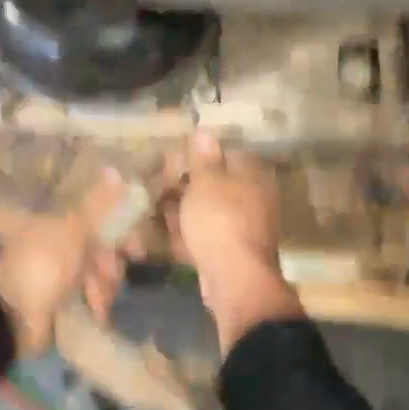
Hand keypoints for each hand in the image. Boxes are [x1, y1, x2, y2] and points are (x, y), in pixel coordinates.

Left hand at [0, 168, 129, 356]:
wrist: (10, 313)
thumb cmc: (44, 264)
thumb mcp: (74, 228)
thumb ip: (98, 203)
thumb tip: (113, 168)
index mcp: (58, 222)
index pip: (97, 218)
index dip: (120, 232)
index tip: (137, 250)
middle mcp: (57, 243)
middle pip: (96, 247)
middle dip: (110, 264)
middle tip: (112, 277)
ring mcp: (55, 273)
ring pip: (92, 274)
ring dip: (102, 287)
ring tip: (99, 302)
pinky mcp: (55, 299)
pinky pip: (83, 296)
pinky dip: (93, 302)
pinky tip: (97, 313)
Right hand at [160, 131, 303, 350]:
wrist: (235, 280)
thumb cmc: (220, 220)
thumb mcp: (206, 182)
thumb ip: (203, 157)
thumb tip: (205, 129)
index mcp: (251, 173)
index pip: (221, 152)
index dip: (193, 156)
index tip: (168, 164)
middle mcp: (253, 196)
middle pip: (213, 182)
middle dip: (185, 185)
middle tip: (156, 188)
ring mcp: (243, 225)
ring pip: (208, 210)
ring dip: (183, 210)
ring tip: (154, 209)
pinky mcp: (231, 250)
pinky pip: (206, 234)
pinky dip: (188, 233)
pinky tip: (166, 234)